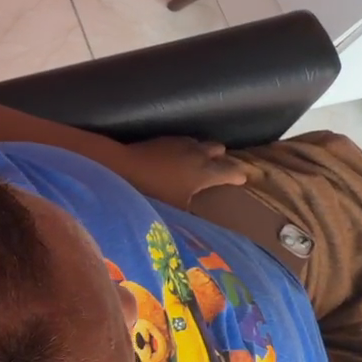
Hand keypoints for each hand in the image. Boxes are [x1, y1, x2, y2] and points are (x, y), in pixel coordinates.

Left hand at [122, 136, 246, 209]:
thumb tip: (196, 224)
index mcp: (206, 172)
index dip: (237, 176)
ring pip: (201, 142)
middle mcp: (199, 154)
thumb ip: (189, 212)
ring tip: (194, 162)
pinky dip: (183, 148)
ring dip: (201, 150)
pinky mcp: (164, 138)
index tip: (240, 181)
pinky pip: (181, 141)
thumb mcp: (173, 207)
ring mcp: (181, 143)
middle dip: (220, 158)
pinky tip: (173, 157)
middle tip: (214, 169)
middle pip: (219, 150)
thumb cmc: (151, 191)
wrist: (122, 166)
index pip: (233, 171)